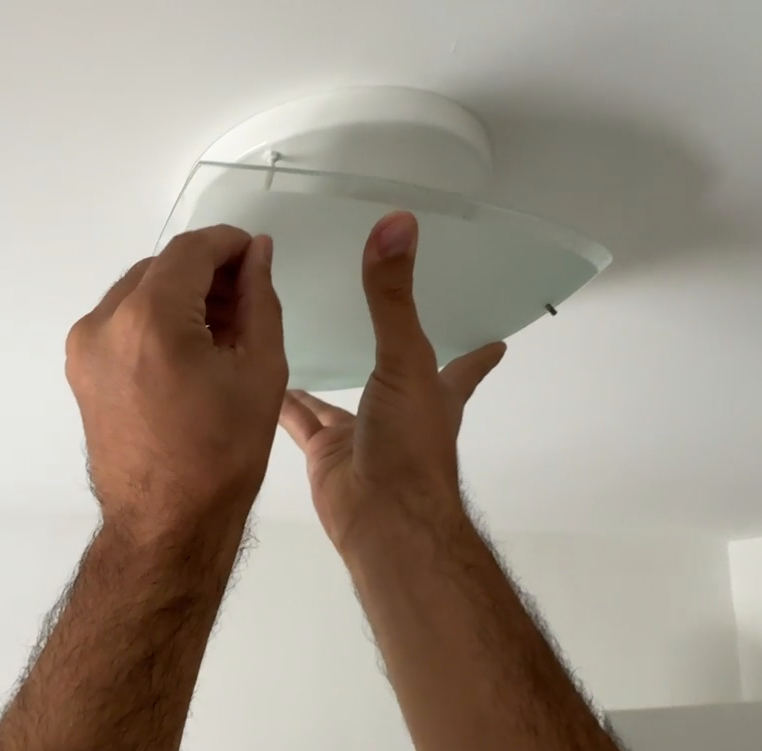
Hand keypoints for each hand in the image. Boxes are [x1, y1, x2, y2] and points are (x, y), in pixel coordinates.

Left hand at [67, 225, 286, 541]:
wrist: (165, 524)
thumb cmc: (222, 455)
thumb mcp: (260, 371)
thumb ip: (258, 299)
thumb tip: (257, 254)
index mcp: (149, 319)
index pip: (191, 251)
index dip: (229, 245)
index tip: (255, 257)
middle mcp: (103, 324)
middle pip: (160, 269)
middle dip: (204, 275)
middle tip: (244, 302)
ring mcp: (83, 350)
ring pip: (137, 294)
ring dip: (178, 299)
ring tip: (218, 333)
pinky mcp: (79, 373)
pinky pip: (121, 325)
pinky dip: (153, 324)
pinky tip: (185, 353)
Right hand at [278, 210, 505, 553]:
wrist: (381, 517)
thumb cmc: (408, 443)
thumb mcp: (405, 360)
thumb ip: (393, 298)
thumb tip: (396, 222)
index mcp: (434, 393)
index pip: (466, 366)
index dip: (479, 352)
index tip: (498, 339)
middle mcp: (398, 412)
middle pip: (392, 376)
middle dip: (382, 354)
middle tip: (362, 321)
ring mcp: (360, 435)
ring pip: (337, 399)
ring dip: (321, 378)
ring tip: (298, 343)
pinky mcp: (325, 454)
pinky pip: (300, 422)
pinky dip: (284, 404)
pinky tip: (263, 383)